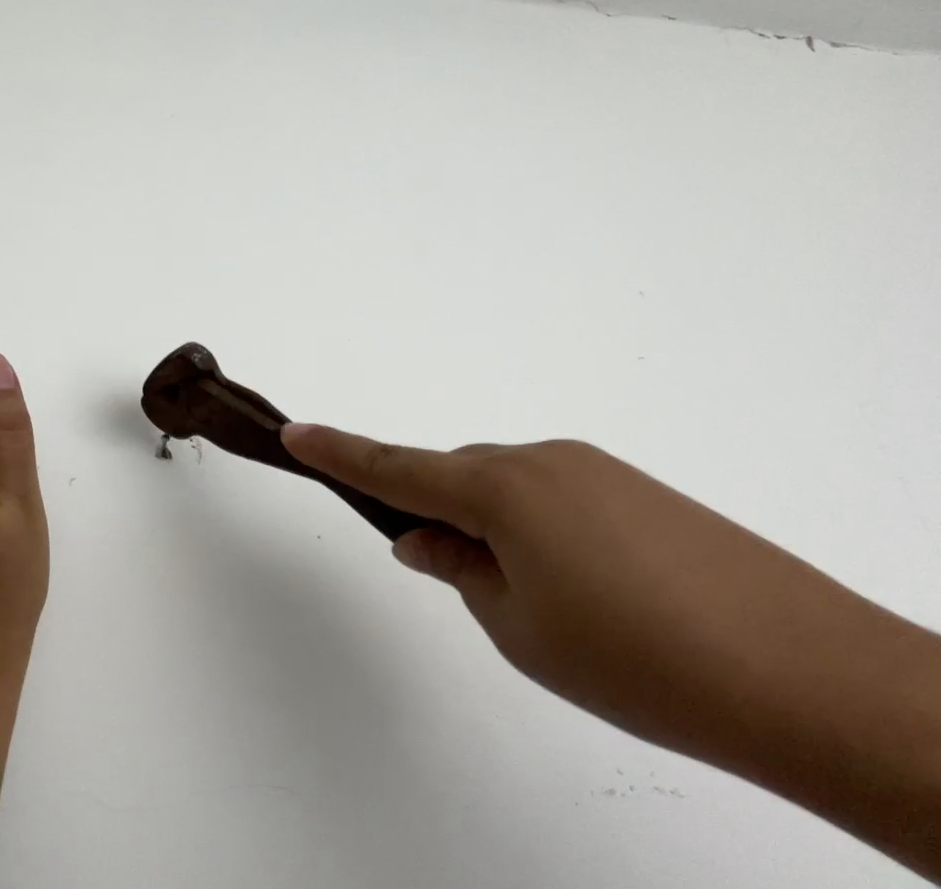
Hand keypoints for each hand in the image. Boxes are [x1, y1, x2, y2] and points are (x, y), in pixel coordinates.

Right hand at [283, 426, 940, 877]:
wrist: (819, 683)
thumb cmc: (636, 659)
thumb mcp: (516, 626)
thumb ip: (457, 571)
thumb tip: (427, 540)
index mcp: (501, 489)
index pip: (395, 467)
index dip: (339, 452)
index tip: (295, 430)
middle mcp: (547, 462)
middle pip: (458, 475)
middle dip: (434, 512)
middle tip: (443, 574)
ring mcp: (604, 473)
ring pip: (511, 490)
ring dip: (493, 528)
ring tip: (535, 605)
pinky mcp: (648, 495)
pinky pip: (560, 499)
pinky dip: (541, 532)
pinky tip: (587, 594)